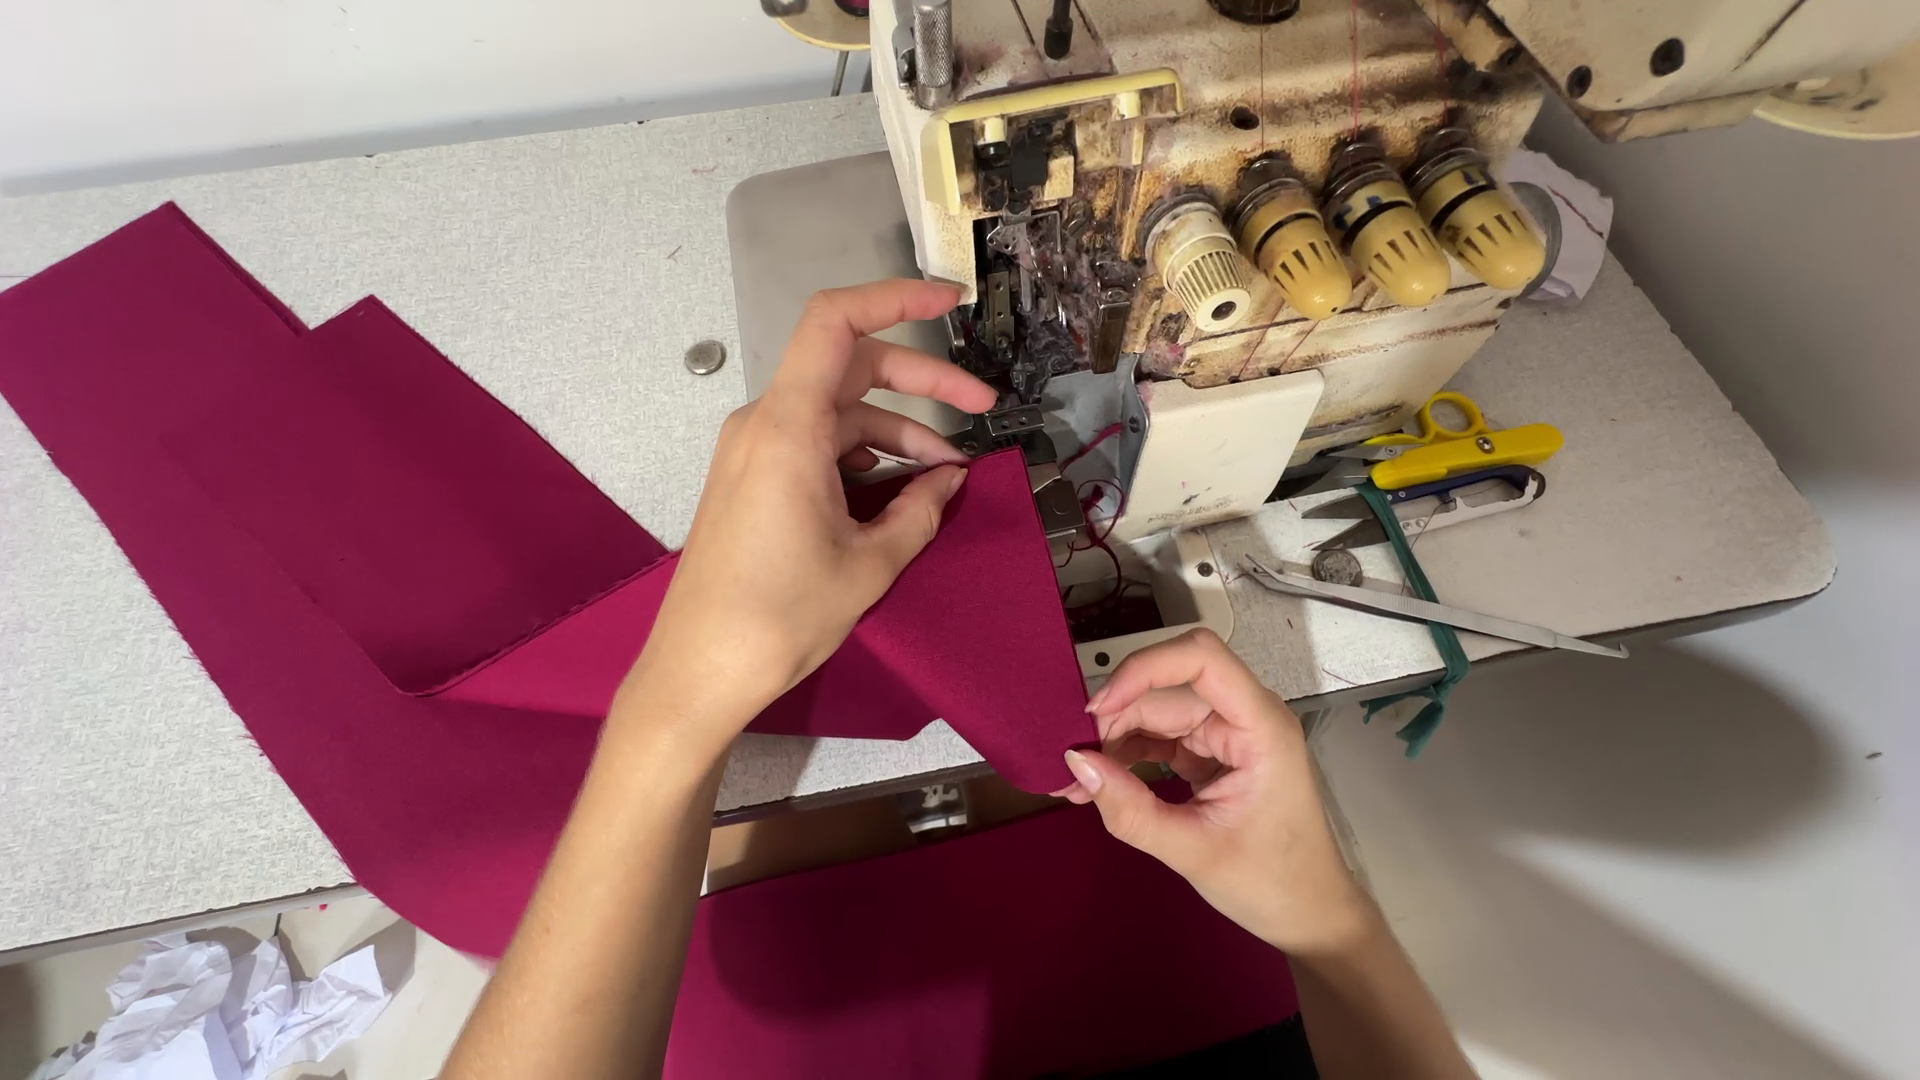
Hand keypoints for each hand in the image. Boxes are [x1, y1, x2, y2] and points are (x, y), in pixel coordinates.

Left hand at [619, 280, 997, 740]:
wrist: (699, 672)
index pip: (836, 322)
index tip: (950, 302)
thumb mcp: (869, 564)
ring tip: (946, 473)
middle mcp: (765, 422)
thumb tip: (949, 479)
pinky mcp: (754, 479)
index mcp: (788, 426)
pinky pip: (817, 444)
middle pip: (851, 369)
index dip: (896, 297)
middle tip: (982, 409)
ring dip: (896, 431)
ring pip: (838, 413)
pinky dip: (863, 455)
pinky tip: (899, 488)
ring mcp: (754, 450)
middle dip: (922, 384)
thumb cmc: (781, 617)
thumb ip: (919, 511)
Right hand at [1057, 629, 1375, 956]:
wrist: (1309, 917)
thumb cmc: (1272, 885)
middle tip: (1074, 758)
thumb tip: (1076, 763)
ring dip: (1113, 738)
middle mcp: (1244, 715)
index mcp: (1261, 727)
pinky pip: (1159, 735)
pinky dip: (1125, 754)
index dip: (1145, 669)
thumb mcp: (1194, 852)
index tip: (1098, 709)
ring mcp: (1226, 731)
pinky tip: (1098, 778)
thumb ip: (1131, 810)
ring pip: (1155, 710)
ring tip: (1076, 777)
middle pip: (1167, 687)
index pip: (1202, 659)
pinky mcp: (1210, 749)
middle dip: (1115, 716)